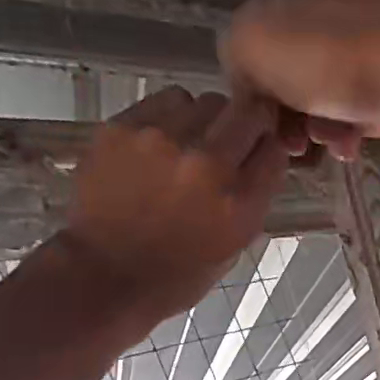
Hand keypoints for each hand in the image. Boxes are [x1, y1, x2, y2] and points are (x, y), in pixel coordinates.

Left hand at [62, 86, 287, 331]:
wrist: (105, 276)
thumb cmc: (173, 277)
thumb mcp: (229, 251)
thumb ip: (249, 203)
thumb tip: (258, 161)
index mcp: (239, 206)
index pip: (274, 151)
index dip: (269, 149)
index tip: (259, 153)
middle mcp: (208, 166)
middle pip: (247, 114)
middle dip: (245, 126)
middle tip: (229, 143)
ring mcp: (165, 141)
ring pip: (204, 102)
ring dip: (204, 121)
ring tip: (187, 147)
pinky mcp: (126, 127)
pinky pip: (163, 103)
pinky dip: (168, 119)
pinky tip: (158, 147)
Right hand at [220, 0, 379, 159]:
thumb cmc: (327, 59)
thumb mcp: (253, 47)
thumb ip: (233, 62)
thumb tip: (251, 91)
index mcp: (276, 14)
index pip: (244, 67)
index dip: (248, 105)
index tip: (260, 129)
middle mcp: (307, 33)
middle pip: (277, 97)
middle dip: (281, 128)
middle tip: (293, 145)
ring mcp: (344, 62)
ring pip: (309, 115)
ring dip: (312, 137)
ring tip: (328, 142)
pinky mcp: (374, 91)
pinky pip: (343, 124)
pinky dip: (341, 139)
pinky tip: (350, 146)